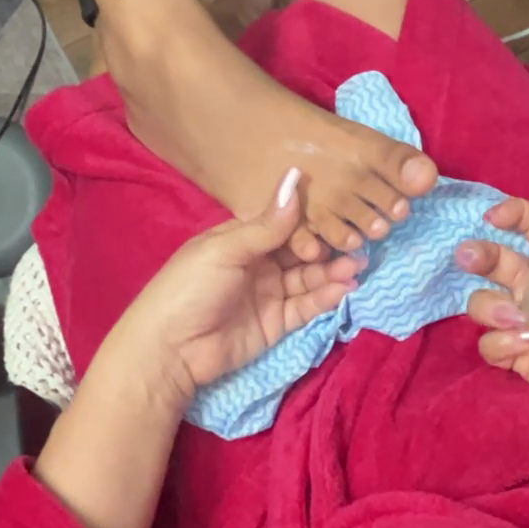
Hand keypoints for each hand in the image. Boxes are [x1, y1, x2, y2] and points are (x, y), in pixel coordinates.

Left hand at [105, 168, 359, 411]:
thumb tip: (295, 178)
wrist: (170, 349)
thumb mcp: (226, 249)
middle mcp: (258, 263)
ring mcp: (269, 293)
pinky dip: (326, 297)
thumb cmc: (189, 288)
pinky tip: (345, 288)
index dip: (310, 218)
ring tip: (358, 266)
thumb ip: (267, 224)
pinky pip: (306, 306)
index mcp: (241, 238)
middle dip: (329, 247)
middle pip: (301, 251)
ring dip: (333, 272)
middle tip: (358, 242)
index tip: (339, 211)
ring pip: (309, 278)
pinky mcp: (277, 323)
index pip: (284, 223)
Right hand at [456, 200, 528, 463]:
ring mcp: (526, 320)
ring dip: (490, 305)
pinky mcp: (520, 355)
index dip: (509, 213)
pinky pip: (489, 343)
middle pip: (492, 258)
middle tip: (470, 258)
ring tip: (517, 318)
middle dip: (477, 254)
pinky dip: (500, 342)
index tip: (494, 217)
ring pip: (482, 301)